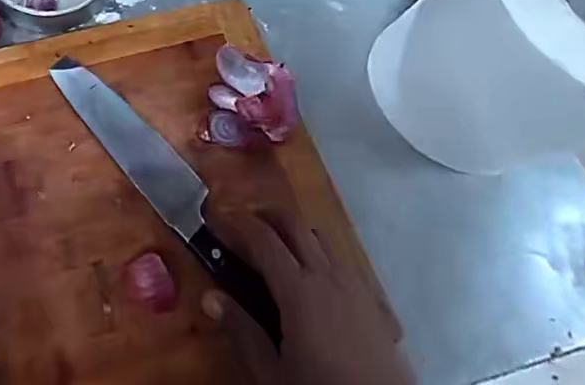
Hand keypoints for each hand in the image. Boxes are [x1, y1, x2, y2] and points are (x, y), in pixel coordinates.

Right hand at [204, 211, 415, 384]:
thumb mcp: (273, 376)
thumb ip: (243, 332)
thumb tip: (210, 296)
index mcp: (298, 289)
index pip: (263, 239)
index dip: (238, 224)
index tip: (218, 219)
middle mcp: (327, 275)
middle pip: (294, 224)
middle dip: (266, 215)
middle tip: (244, 223)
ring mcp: (354, 286)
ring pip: (320, 237)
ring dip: (295, 232)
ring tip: (277, 250)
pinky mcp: (373, 303)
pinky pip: (341, 261)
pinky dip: (320, 254)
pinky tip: (314, 281)